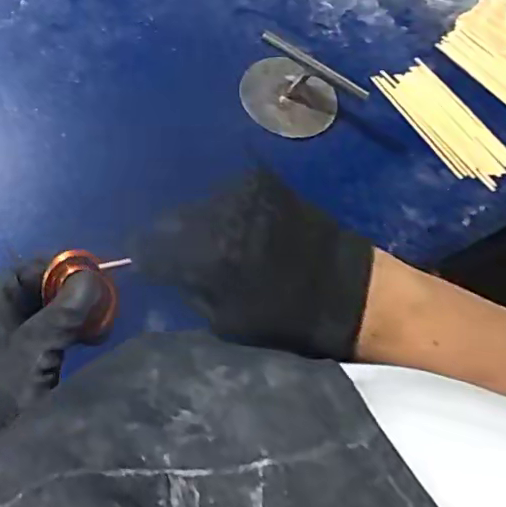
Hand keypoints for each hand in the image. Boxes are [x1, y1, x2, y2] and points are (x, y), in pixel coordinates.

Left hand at [0, 261, 104, 477]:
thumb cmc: (5, 392)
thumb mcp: (33, 349)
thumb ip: (62, 314)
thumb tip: (92, 276)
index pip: (39, 264)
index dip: (71, 269)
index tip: (105, 282)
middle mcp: (6, 302)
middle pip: (50, 283)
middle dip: (79, 293)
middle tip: (110, 308)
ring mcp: (19, 326)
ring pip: (58, 305)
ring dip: (82, 312)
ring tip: (104, 326)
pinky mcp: (33, 349)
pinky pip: (60, 326)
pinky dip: (78, 329)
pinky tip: (96, 338)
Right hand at [135, 168, 373, 359]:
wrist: (363, 297)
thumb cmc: (291, 319)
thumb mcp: (226, 321)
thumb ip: (188, 291)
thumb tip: (161, 272)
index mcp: (203, 253)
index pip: (149, 245)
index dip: (142, 254)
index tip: (142, 262)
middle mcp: (214, 216)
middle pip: (169, 220)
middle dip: (167, 236)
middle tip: (173, 252)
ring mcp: (237, 197)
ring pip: (195, 206)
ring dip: (194, 221)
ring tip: (206, 240)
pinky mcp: (259, 186)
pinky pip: (222, 196)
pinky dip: (220, 210)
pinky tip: (232, 227)